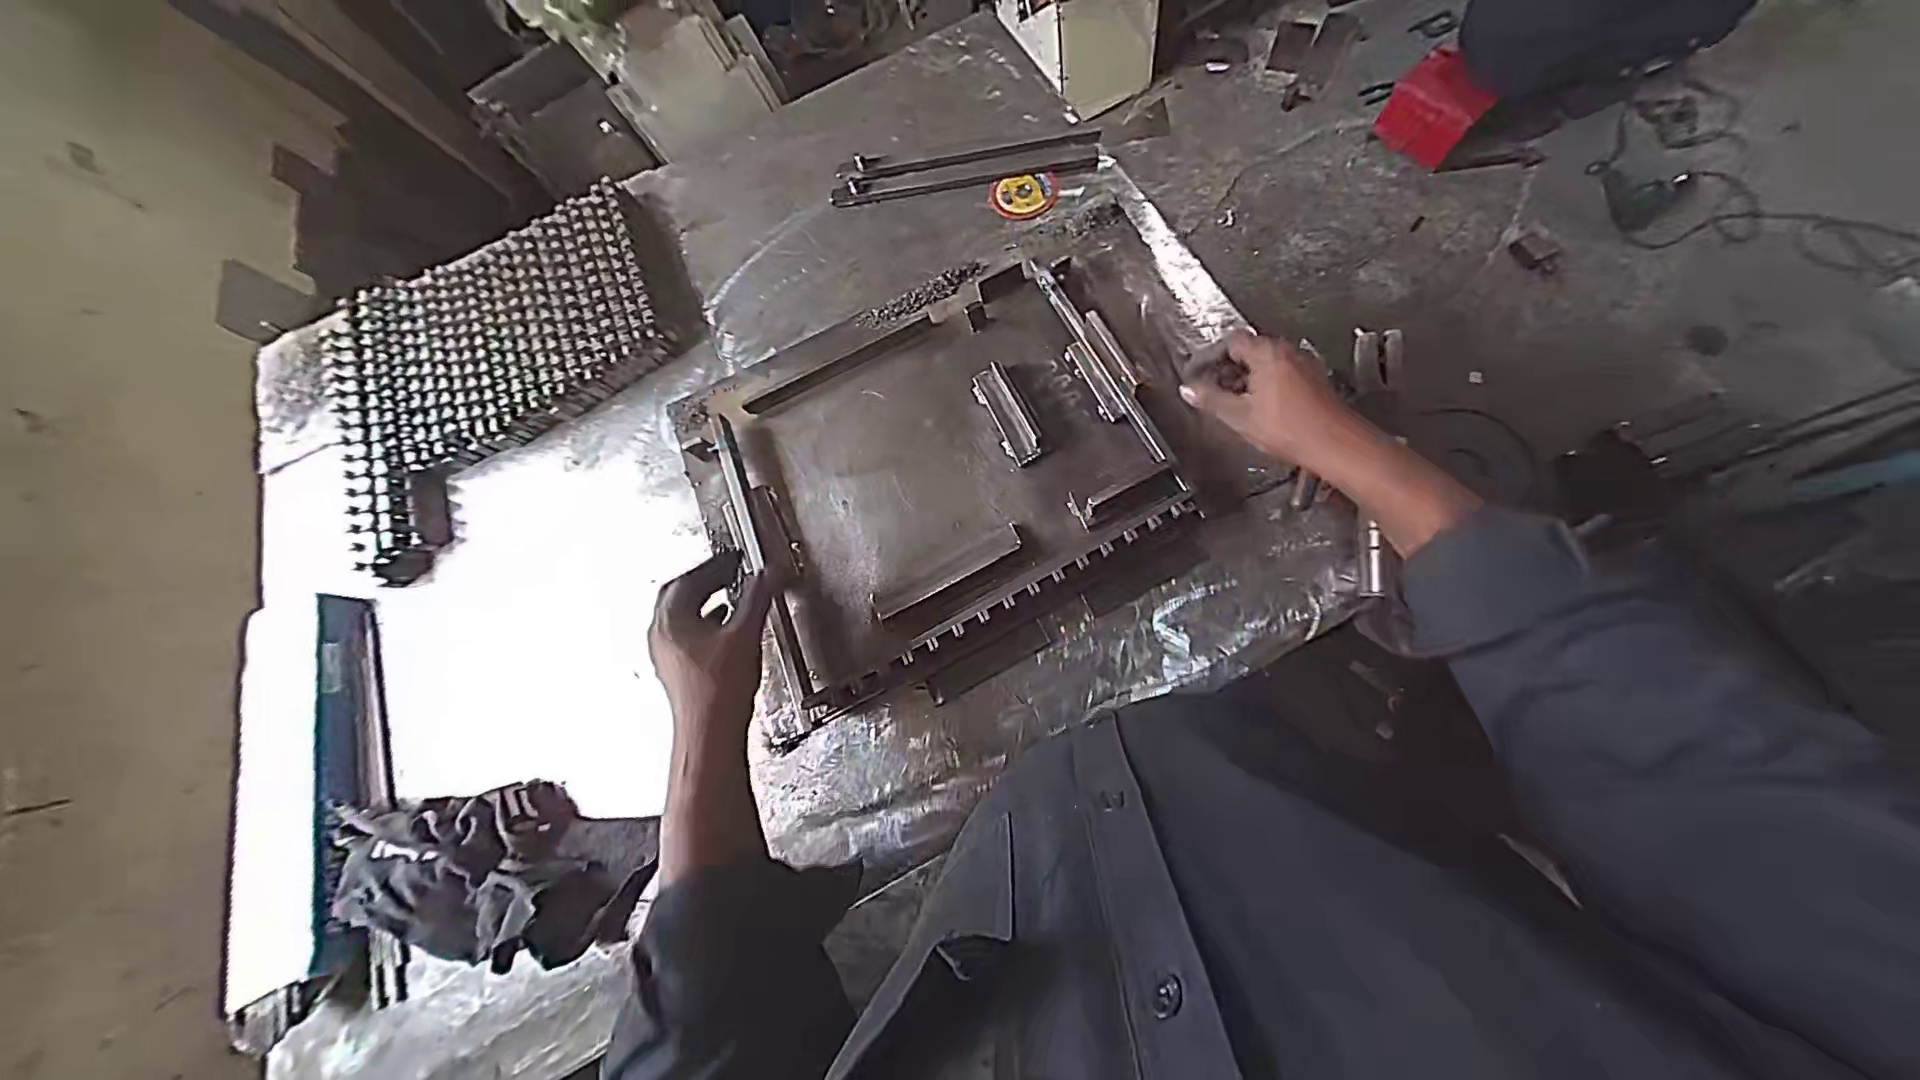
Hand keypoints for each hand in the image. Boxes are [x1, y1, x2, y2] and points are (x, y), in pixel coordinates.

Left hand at [648, 550, 774, 735]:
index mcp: (671, 621)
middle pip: (678, 596)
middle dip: (704, 582)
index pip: (688, 580)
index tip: (730, 561)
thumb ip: (757, 598)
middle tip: (724, 574)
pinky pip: (687, 638)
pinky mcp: (676, 671)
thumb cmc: (718, 689)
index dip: (712, 567)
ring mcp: (666, 655)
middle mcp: (661, 636)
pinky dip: (706, 625)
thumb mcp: (745, 633)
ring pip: (681, 618)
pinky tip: (725, 633)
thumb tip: (766, 575)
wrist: (710, 731)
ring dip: (705, 604)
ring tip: (728, 599)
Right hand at [1179, 330, 1354, 468]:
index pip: (1231, 342)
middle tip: (1211, 388)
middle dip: (1226, 369)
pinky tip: (1256, 407)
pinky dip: (1264, 385)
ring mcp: (1303, 365)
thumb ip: (1210, 400)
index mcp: (1268, 353)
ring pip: (1265, 362)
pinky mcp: (1312, 380)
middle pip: (1248, 350)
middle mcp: (1288, 352)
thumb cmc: (1293, 429)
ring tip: (1232, 401)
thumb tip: (1189, 390)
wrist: (1333, 444)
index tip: (1198, 374)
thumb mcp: (1239, 416)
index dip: (1210, 358)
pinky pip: (1280, 373)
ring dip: (1245, 378)